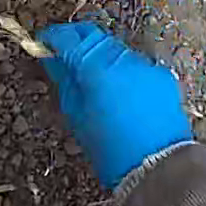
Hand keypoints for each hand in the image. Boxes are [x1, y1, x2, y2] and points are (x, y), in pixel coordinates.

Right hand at [37, 21, 193, 187]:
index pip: (70, 39)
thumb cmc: (111, 151)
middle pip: (94, 37)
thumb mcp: (77, 117)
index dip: (53, 37)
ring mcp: (145, 65)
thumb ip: (66, 81)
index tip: (43, 41)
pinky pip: (135, 64)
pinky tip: (118, 92)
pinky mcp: (161, 75)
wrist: (159, 169)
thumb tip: (54, 60)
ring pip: (115, 49)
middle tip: (62, 56)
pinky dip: (122, 71)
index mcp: (98, 70)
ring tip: (90, 79)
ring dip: (100, 57)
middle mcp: (123, 59)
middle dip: (76, 41)